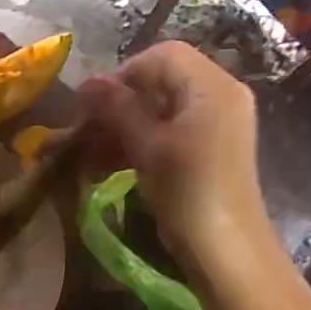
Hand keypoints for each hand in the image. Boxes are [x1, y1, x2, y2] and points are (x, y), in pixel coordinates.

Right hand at [79, 41, 265, 263]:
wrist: (227, 251)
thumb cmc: (188, 194)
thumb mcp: (148, 148)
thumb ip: (117, 110)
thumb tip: (86, 84)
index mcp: (212, 87)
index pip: (161, 57)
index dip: (121, 75)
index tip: (89, 107)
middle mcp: (220, 96)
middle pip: (161, 82)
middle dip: (118, 104)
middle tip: (84, 132)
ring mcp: (218, 124)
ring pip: (162, 110)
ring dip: (123, 127)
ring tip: (88, 154)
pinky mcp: (211, 150)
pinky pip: (171, 132)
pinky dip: (140, 143)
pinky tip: (108, 164)